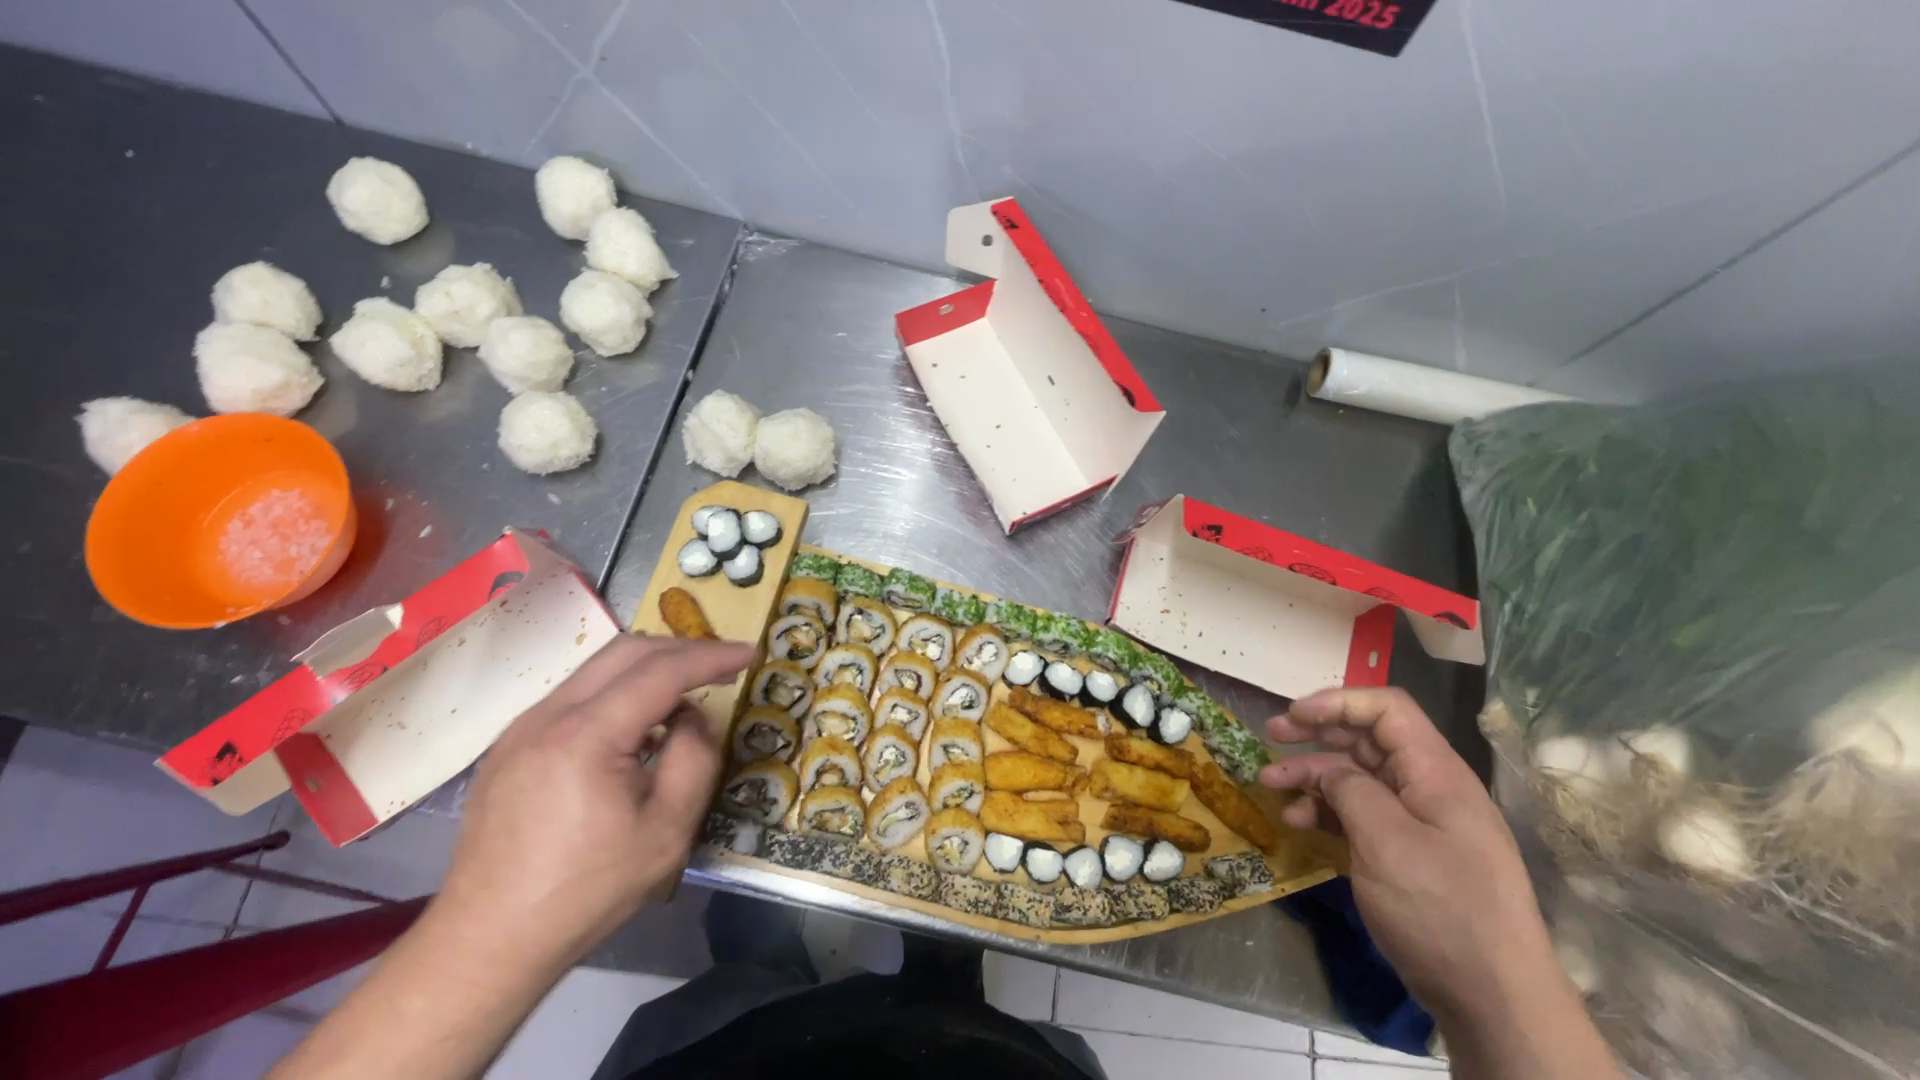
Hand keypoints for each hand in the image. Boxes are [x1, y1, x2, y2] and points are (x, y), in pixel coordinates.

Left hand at [431, 633, 752, 968]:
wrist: (488, 939)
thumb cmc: (587, 890)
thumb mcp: (667, 831)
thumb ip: (695, 758)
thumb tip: (693, 715)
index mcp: (586, 734)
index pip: (661, 670)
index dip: (711, 656)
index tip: (750, 654)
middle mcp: (547, 714)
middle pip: (625, 650)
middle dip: (681, 649)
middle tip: (722, 666)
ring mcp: (520, 727)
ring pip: (595, 668)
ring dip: (647, 668)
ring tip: (685, 693)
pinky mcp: (509, 746)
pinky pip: (573, 696)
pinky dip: (616, 692)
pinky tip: (634, 727)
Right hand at [1258, 687, 1557, 1024]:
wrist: (1494, 997)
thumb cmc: (1441, 908)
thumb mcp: (1386, 842)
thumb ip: (1350, 790)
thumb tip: (1328, 770)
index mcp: (1435, 772)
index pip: (1386, 710)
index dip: (1336, 702)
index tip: (1292, 717)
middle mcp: (1430, 788)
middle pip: (1369, 740)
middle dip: (1318, 734)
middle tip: (1270, 735)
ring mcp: (1422, 824)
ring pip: (1361, 779)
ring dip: (1315, 777)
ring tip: (1273, 788)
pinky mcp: (1410, 856)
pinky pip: (1364, 816)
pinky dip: (1330, 813)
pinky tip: (1301, 824)